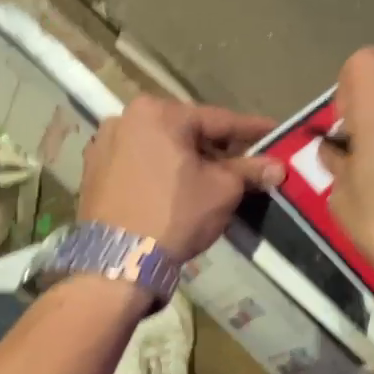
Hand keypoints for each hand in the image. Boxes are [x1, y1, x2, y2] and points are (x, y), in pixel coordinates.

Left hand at [79, 97, 284, 257]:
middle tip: (248, 159)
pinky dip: (166, 169)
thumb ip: (251, 170)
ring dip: (191, 158)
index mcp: (159, 113)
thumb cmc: (176, 213)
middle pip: (189, 130)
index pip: (220, 119)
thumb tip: (278, 166)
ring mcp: (105, 144)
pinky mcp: (94, 171)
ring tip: (217, 175)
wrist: (119, 260)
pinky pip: (143, 162)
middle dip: (219, 145)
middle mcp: (127, 118)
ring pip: (164, 146)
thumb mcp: (224, 189)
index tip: (276, 132)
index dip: (253, 129)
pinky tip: (183, 187)